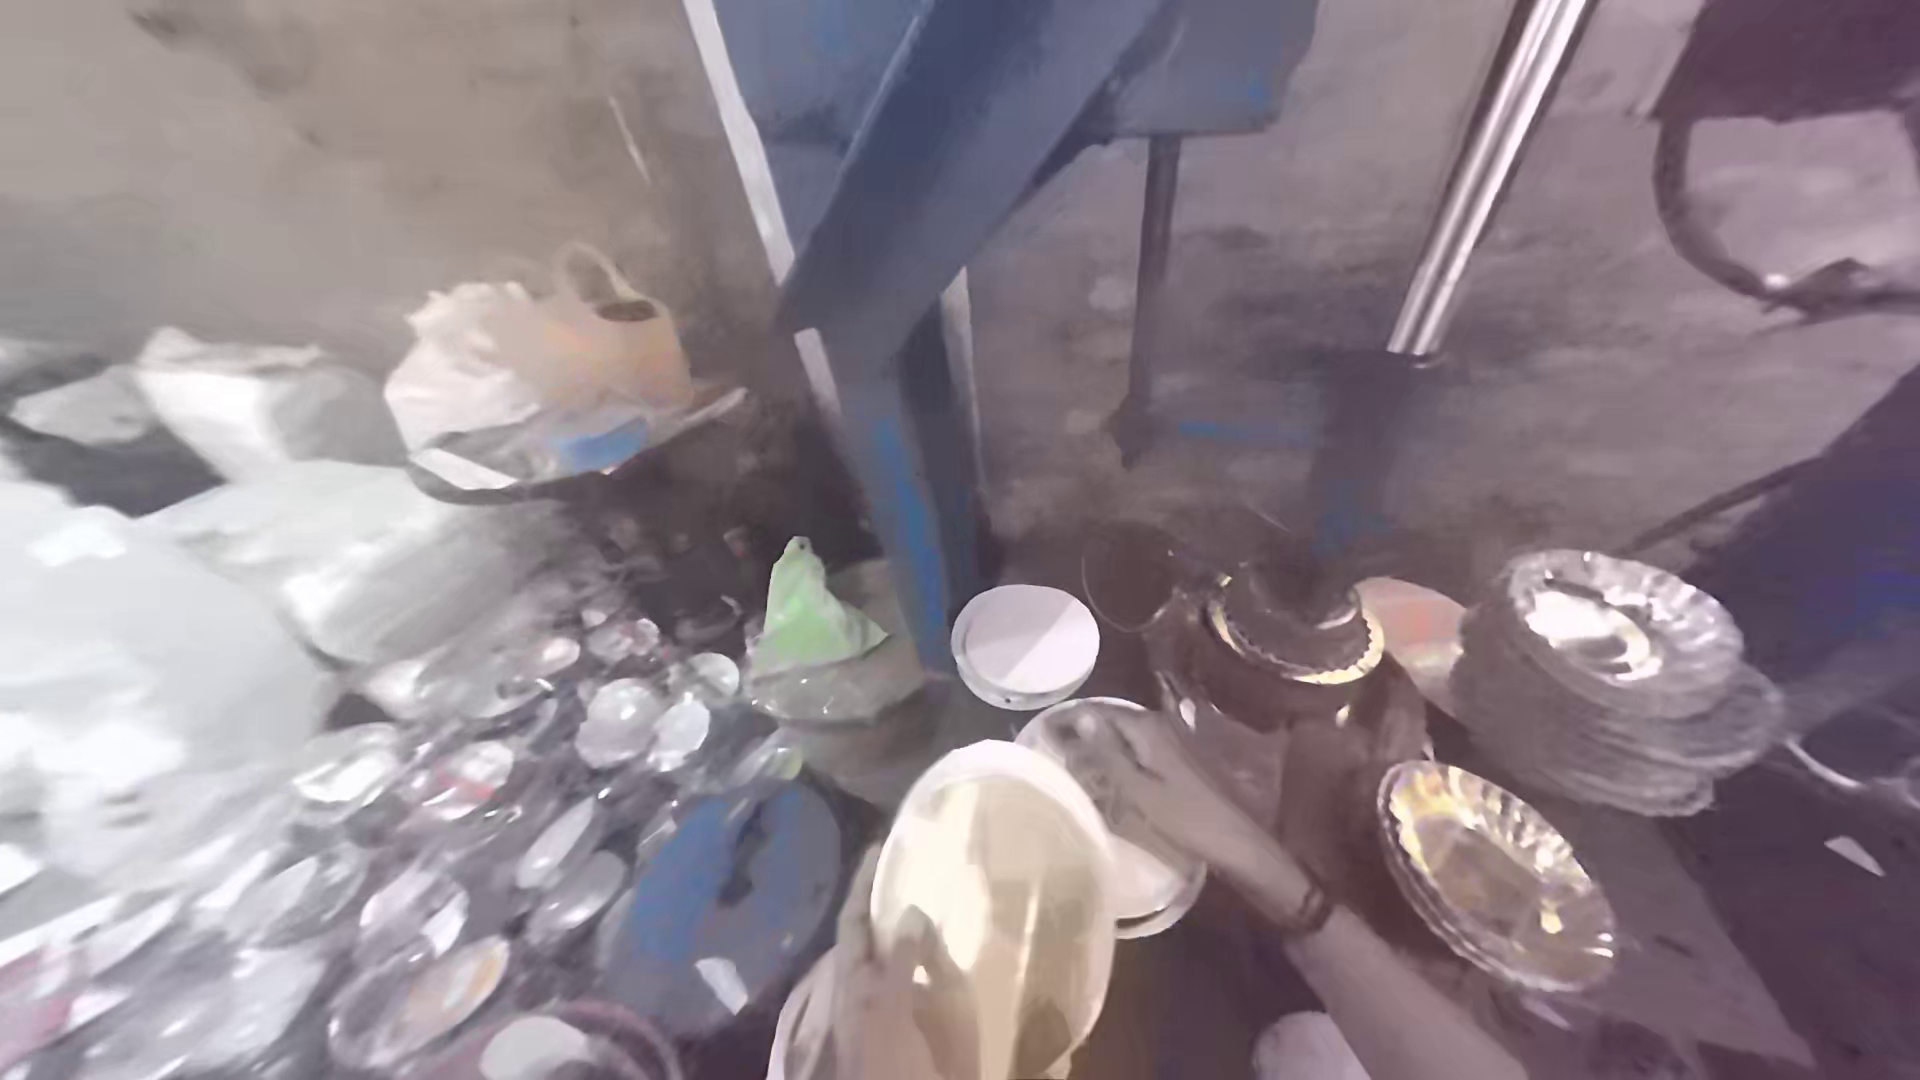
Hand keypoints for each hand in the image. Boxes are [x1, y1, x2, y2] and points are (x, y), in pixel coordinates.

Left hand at [824, 848, 940, 1079]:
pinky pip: (935, 974)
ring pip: (908, 950)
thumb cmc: (889, 1066)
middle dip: (895, 899)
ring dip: (923, 924)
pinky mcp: (924, 1020)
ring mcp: (897, 1003)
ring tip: (947, 893)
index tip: (879, 847)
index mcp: (856, 980)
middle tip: (921, 865)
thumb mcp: (889, 1010)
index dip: (862, 883)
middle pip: (880, 931)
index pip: (854, 919)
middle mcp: (872, 985)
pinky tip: (965, 942)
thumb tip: (913, 910)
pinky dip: (945, 955)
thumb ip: (902, 959)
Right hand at [1053, 703, 1269, 873]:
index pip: (1098, 711)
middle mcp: (1158, 723)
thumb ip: (1108, 752)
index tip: (1043, 730)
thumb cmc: (1185, 818)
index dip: (1069, 718)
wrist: (1236, 841)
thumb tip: (1081, 717)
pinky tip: (1105, 762)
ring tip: (1071, 751)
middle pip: (1110, 716)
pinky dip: (1116, 746)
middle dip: (1081, 725)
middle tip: (1052, 742)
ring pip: (1123, 728)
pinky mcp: (1177, 752)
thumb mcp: (1139, 790)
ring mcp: (1170, 736)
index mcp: (1147, 728)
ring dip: (1097, 736)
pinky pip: (1136, 740)